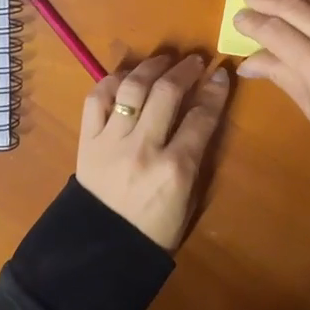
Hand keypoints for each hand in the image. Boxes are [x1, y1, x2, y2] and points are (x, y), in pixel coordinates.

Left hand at [77, 53, 229, 250]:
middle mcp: (143, 149)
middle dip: (185, 70)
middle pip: (166, 93)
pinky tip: (126, 76)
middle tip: (195, 61)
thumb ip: (195, 156)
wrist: (102, 249)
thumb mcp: (188, 199)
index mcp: (175, 170)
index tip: (221, 74)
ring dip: (151, 67)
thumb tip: (203, 114)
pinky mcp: (87, 140)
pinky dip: (112, 81)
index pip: (201, 118)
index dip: (215, 91)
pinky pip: (97, 99)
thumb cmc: (155, 229)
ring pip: (132, 88)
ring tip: (164, 60)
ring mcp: (111, 142)